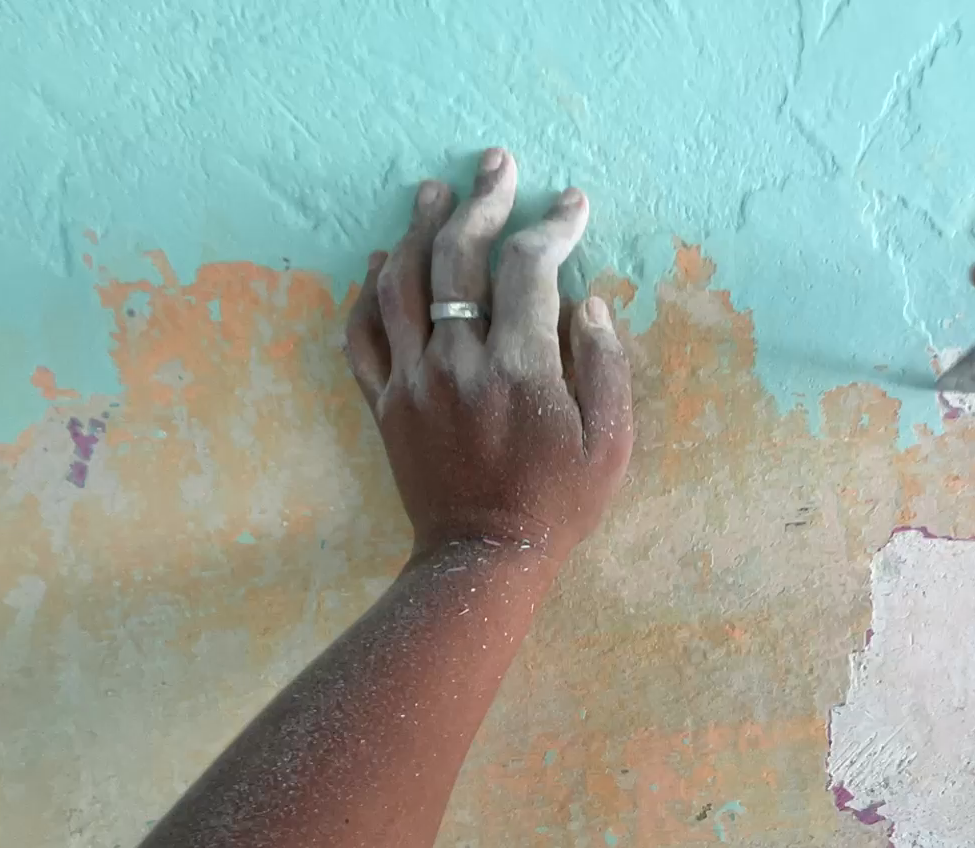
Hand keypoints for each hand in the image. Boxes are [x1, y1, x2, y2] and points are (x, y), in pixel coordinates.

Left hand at [344, 149, 632, 562]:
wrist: (486, 555)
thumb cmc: (561, 502)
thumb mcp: (611, 444)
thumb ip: (605, 368)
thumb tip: (588, 303)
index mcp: (520, 368)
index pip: (529, 270)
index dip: (552, 227)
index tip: (571, 205)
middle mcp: (458, 360)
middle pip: (460, 257)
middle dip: (483, 202)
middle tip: (497, 164)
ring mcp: (412, 378)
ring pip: (405, 280)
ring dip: (422, 227)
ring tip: (437, 191)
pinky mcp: (385, 399)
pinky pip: (363, 329)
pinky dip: (370, 288)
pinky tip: (385, 262)